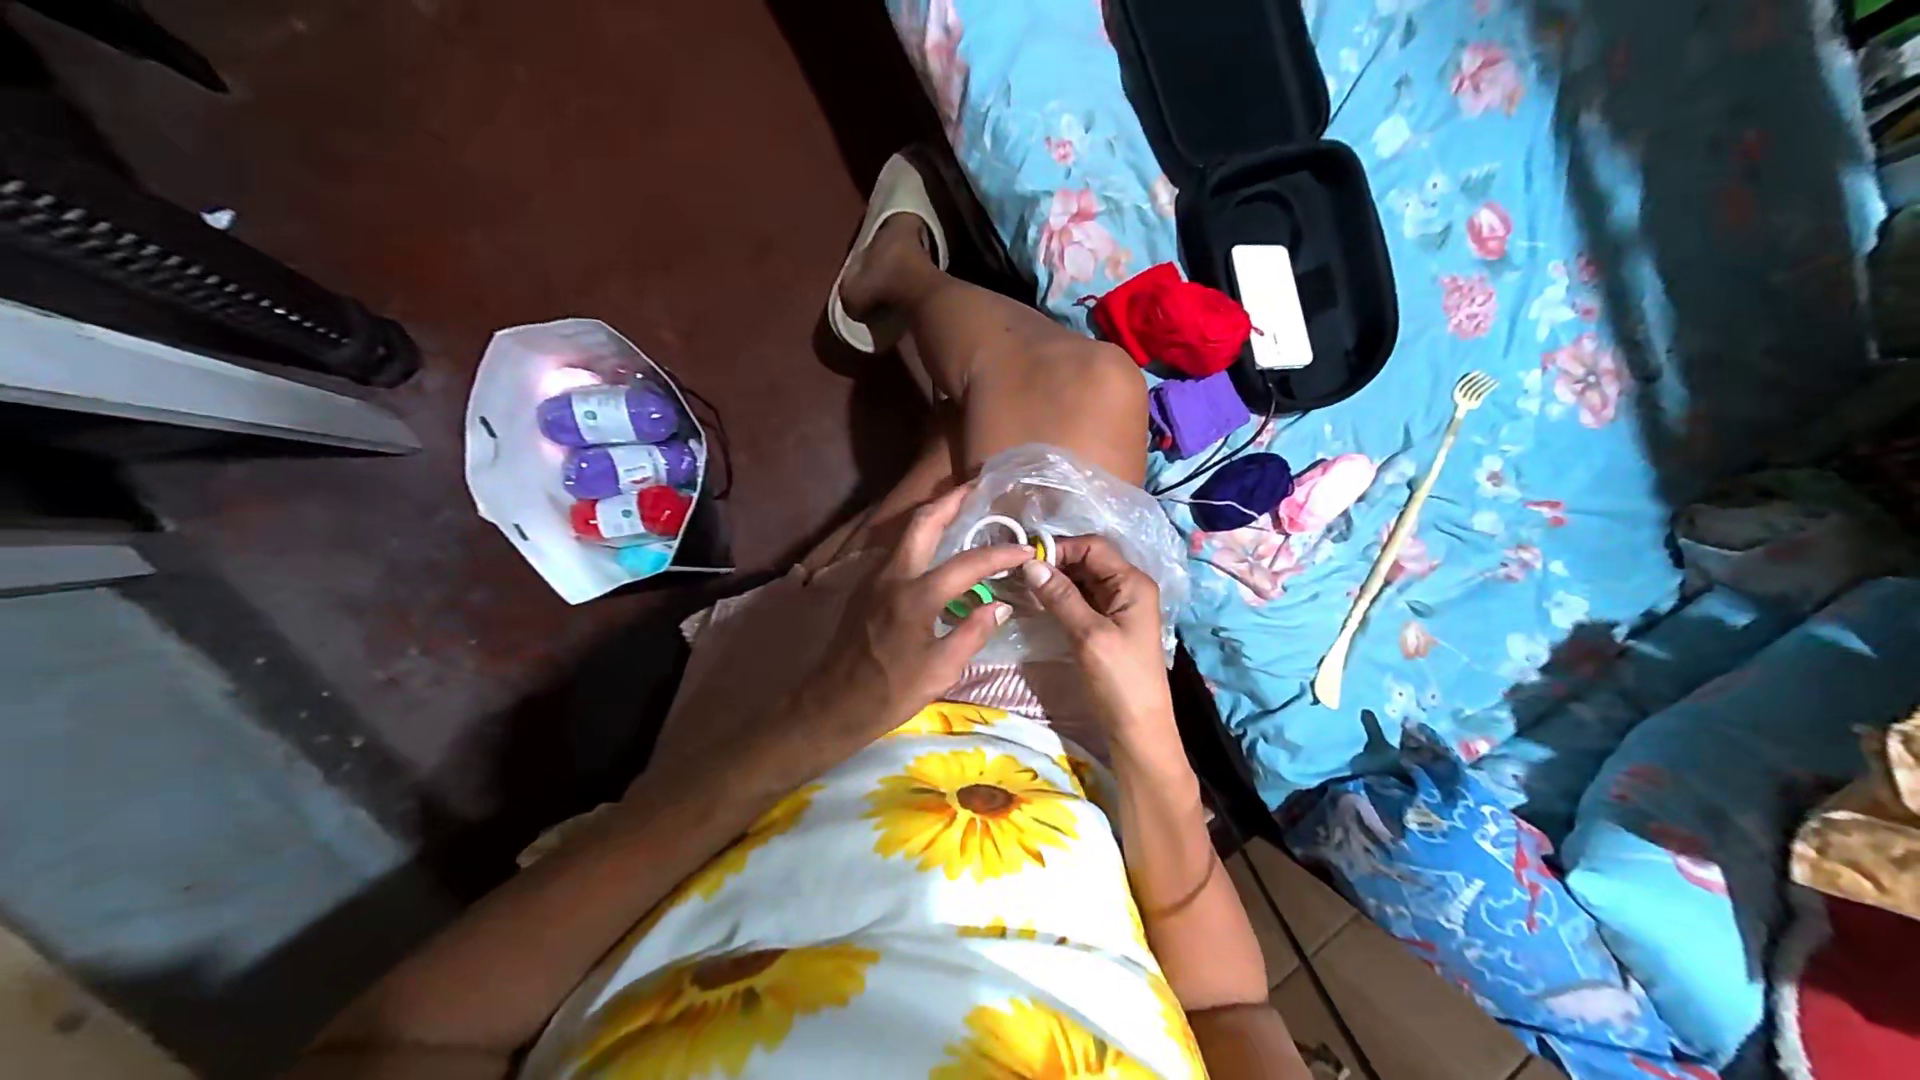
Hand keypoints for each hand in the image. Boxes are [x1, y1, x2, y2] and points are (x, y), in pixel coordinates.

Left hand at [794, 485, 1032, 755]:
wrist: (834, 703)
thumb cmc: (891, 691)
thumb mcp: (941, 669)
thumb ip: (973, 632)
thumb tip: (1000, 605)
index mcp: (916, 595)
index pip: (967, 563)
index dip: (999, 554)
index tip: (1024, 549)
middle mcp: (892, 575)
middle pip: (923, 522)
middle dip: (951, 500)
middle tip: (978, 488)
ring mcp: (874, 579)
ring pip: (906, 534)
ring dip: (934, 517)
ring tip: (962, 511)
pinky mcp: (865, 589)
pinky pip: (898, 552)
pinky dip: (921, 540)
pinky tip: (936, 551)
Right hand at [1020, 535, 1176, 748]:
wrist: (1138, 728)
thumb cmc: (1119, 680)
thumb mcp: (1088, 635)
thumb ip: (1060, 596)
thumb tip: (1030, 563)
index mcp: (1132, 583)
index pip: (1093, 546)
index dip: (1060, 548)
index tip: (1025, 561)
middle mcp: (1127, 588)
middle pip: (1087, 560)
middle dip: (1054, 562)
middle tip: (1018, 573)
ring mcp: (1118, 607)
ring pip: (1082, 579)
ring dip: (1054, 580)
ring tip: (1022, 586)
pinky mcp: (1107, 624)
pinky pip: (1081, 599)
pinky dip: (1060, 597)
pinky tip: (1038, 602)